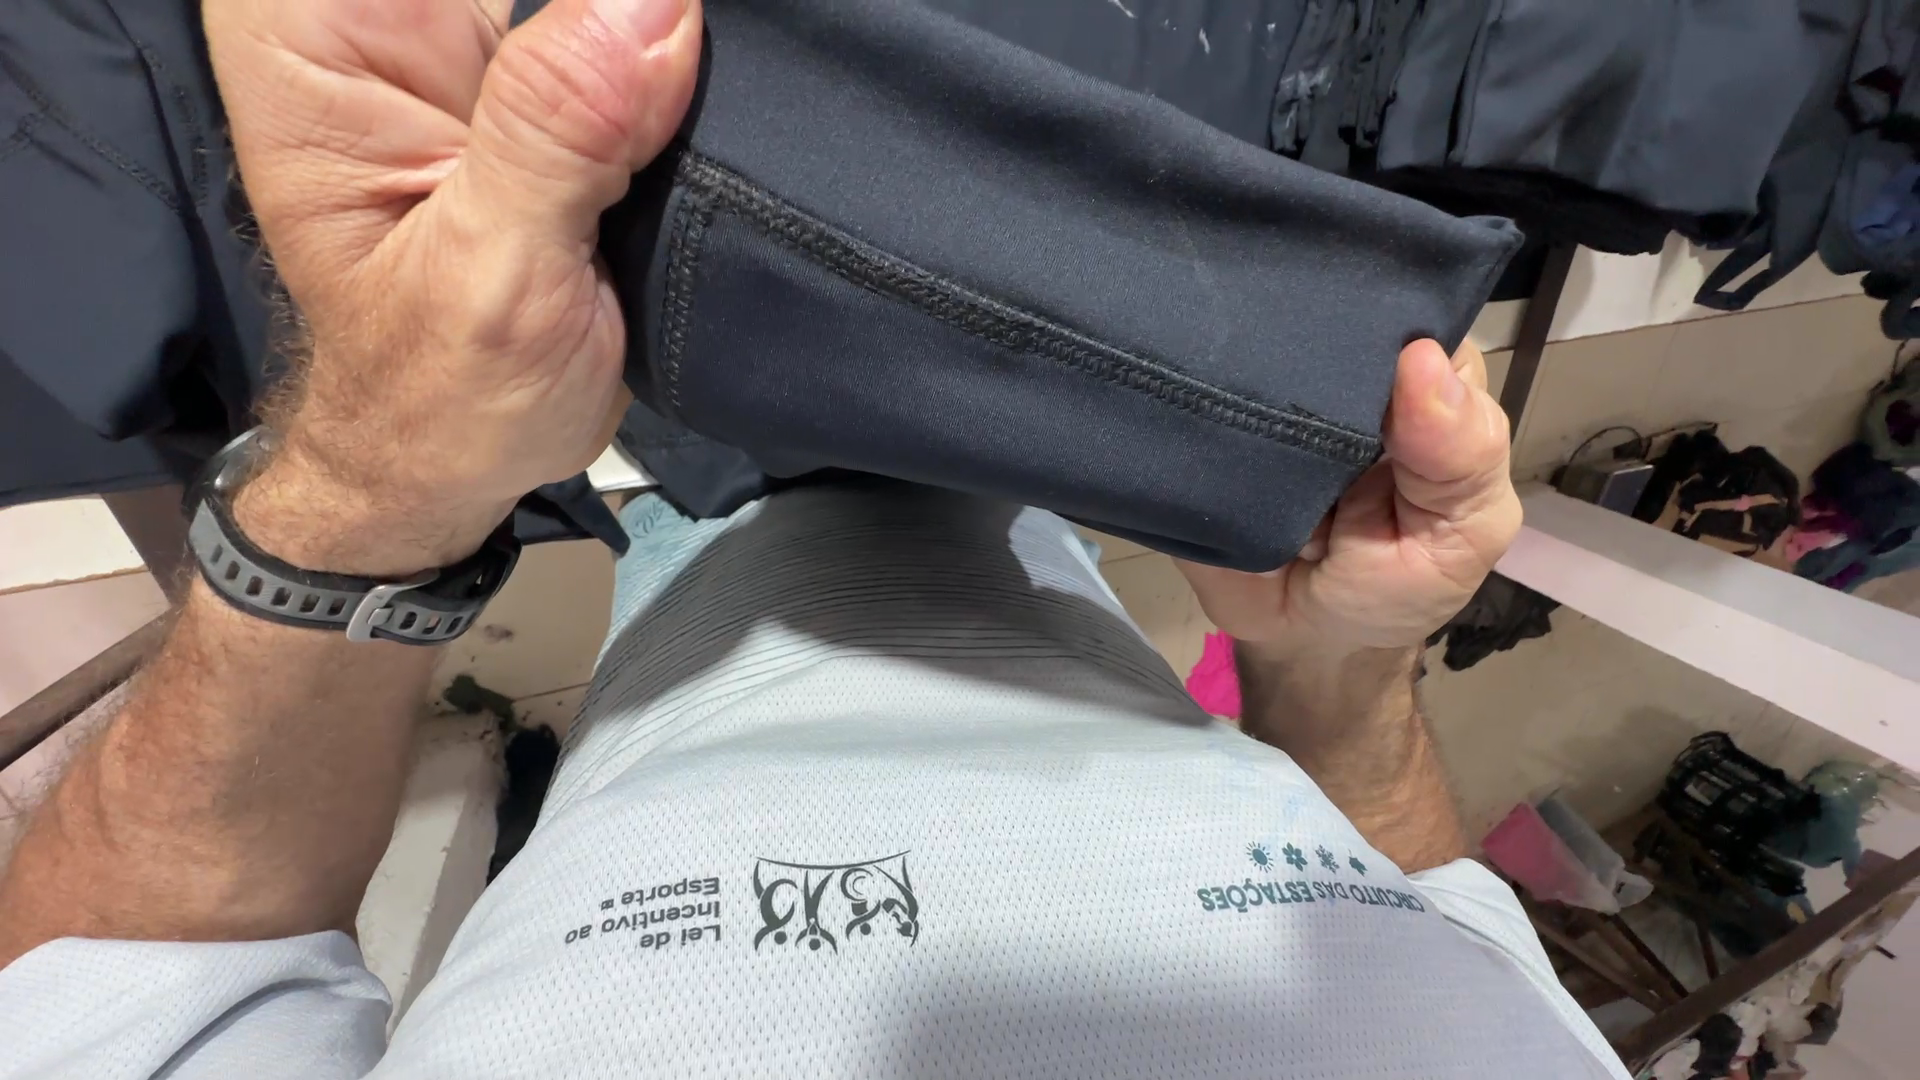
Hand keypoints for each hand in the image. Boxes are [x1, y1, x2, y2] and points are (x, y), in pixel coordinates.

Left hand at [204, 0, 700, 573]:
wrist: (472, 457)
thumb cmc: (449, 390)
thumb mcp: (497, 267)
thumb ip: (561, 132)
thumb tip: (659, 3)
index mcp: (330, 31)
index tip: (665, 34)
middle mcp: (407, 27)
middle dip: (638, 18)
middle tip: (696, 94)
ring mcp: (496, 74)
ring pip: (608, 12)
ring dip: (674, 50)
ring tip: (723, 111)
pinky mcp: (566, 123)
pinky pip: (643, 69)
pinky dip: (691, 95)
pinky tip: (722, 122)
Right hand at [1178, 339, 1519, 654]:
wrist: (1296, 644)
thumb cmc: (1393, 589)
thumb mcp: (1462, 534)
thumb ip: (1462, 458)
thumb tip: (1418, 358)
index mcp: (1410, 400)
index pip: (1405, 325)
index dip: (1392, 315)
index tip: (1363, 314)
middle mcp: (1336, 393)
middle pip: (1320, 326)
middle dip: (1303, 317)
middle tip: (1280, 317)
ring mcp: (1264, 415)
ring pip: (1249, 354)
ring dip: (1232, 345)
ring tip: (1215, 335)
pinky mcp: (1203, 447)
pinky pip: (1187, 411)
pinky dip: (1177, 394)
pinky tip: (1165, 373)